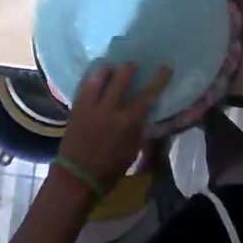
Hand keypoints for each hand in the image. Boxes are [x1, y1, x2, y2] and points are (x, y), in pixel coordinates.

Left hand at [58, 62, 172, 185]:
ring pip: (99, 75)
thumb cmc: (110, 169)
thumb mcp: (133, 150)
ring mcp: (90, 106)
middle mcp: (108, 108)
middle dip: (129, 67)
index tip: (166, 66)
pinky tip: (95, 78)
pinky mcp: (76, 107)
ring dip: (108, 70)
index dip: (159, 78)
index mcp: (127, 121)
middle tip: (132, 66)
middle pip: (121, 76)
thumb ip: (138, 128)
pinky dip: (92, 79)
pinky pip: (84, 85)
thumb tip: (143, 113)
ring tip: (111, 70)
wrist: (77, 176)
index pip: (148, 94)